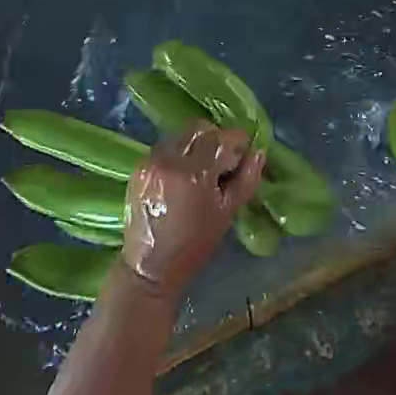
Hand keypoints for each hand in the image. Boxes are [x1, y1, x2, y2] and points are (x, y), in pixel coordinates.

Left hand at [120, 121, 264, 297]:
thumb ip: (246, 179)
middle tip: (224, 159)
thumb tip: (257, 152)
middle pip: (197, 129)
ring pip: (179, 136)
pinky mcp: (138, 168)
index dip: (236, 140)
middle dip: (215, 138)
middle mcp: (169, 160)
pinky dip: (177, 154)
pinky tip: (183, 175)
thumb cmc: (196, 243)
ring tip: (203, 169)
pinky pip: (163, 149)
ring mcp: (150, 161)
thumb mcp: (227, 212)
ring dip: (195, 145)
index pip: (220, 138)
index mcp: (194, 172)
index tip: (243, 150)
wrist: (152, 265)